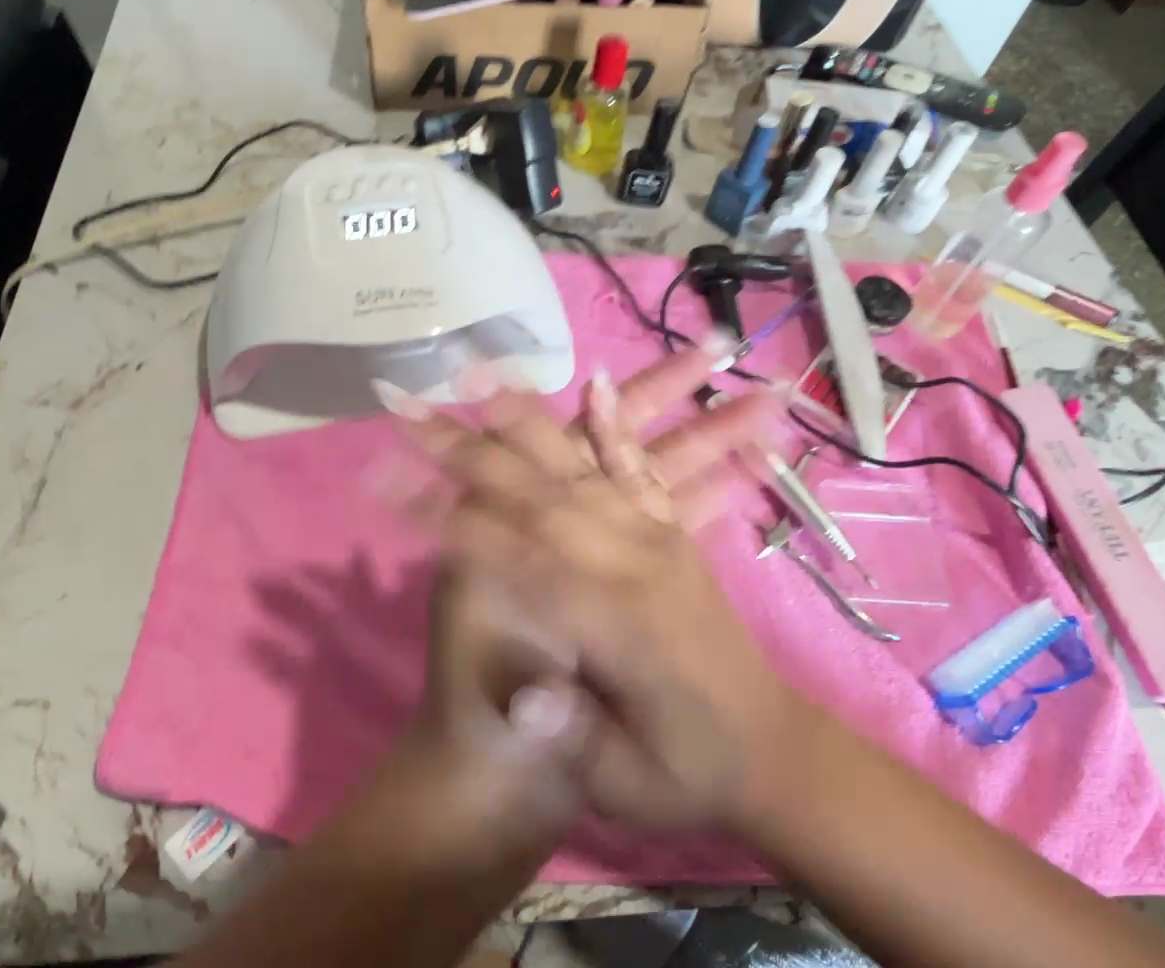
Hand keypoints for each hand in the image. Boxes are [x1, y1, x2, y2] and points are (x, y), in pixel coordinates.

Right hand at [382, 345, 803, 831]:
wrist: (776, 750)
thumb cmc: (691, 777)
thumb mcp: (631, 788)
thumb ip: (578, 740)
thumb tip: (526, 697)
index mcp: (620, 629)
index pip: (518, 560)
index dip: (448, 520)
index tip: (387, 482)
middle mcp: (636, 569)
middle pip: (541, 497)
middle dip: (468, 452)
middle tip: (408, 411)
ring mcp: (661, 545)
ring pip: (585, 469)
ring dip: (527, 420)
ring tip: (478, 375)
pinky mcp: (675, 538)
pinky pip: (642, 472)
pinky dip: (614, 427)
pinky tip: (596, 383)